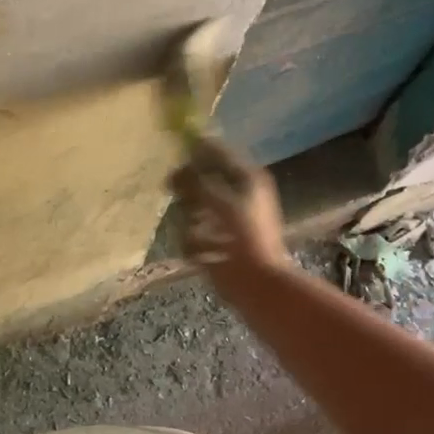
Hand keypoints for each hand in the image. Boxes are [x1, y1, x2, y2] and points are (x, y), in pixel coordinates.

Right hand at [169, 137, 289, 282]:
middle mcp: (236, 194)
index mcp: (246, 178)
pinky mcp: (215, 241)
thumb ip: (195, 180)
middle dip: (189, 194)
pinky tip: (200, 253)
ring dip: (189, 222)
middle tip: (182, 199)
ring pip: (191, 208)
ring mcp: (225, 219)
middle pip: (200, 180)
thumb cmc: (243, 235)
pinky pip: (191, 233)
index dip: (195, 153)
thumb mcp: (217, 199)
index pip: (216, 151)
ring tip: (199, 235)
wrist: (256, 282)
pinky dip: (192, 243)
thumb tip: (179, 166)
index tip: (177, 161)